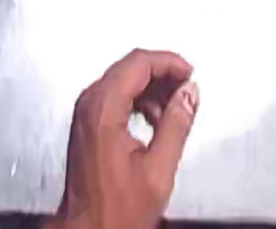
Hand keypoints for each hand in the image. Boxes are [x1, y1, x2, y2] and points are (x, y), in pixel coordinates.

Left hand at [51, 49, 199, 228]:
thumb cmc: (114, 212)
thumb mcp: (157, 171)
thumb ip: (177, 125)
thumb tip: (189, 92)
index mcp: (103, 108)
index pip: (139, 63)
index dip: (169, 62)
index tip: (189, 73)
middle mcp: (90, 103)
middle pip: (131, 66)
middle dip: (163, 74)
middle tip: (186, 89)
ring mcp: (86, 111)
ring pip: (124, 78)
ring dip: (152, 88)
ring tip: (173, 112)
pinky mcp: (87, 121)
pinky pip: (116, 94)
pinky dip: (139, 99)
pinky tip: (155, 122)